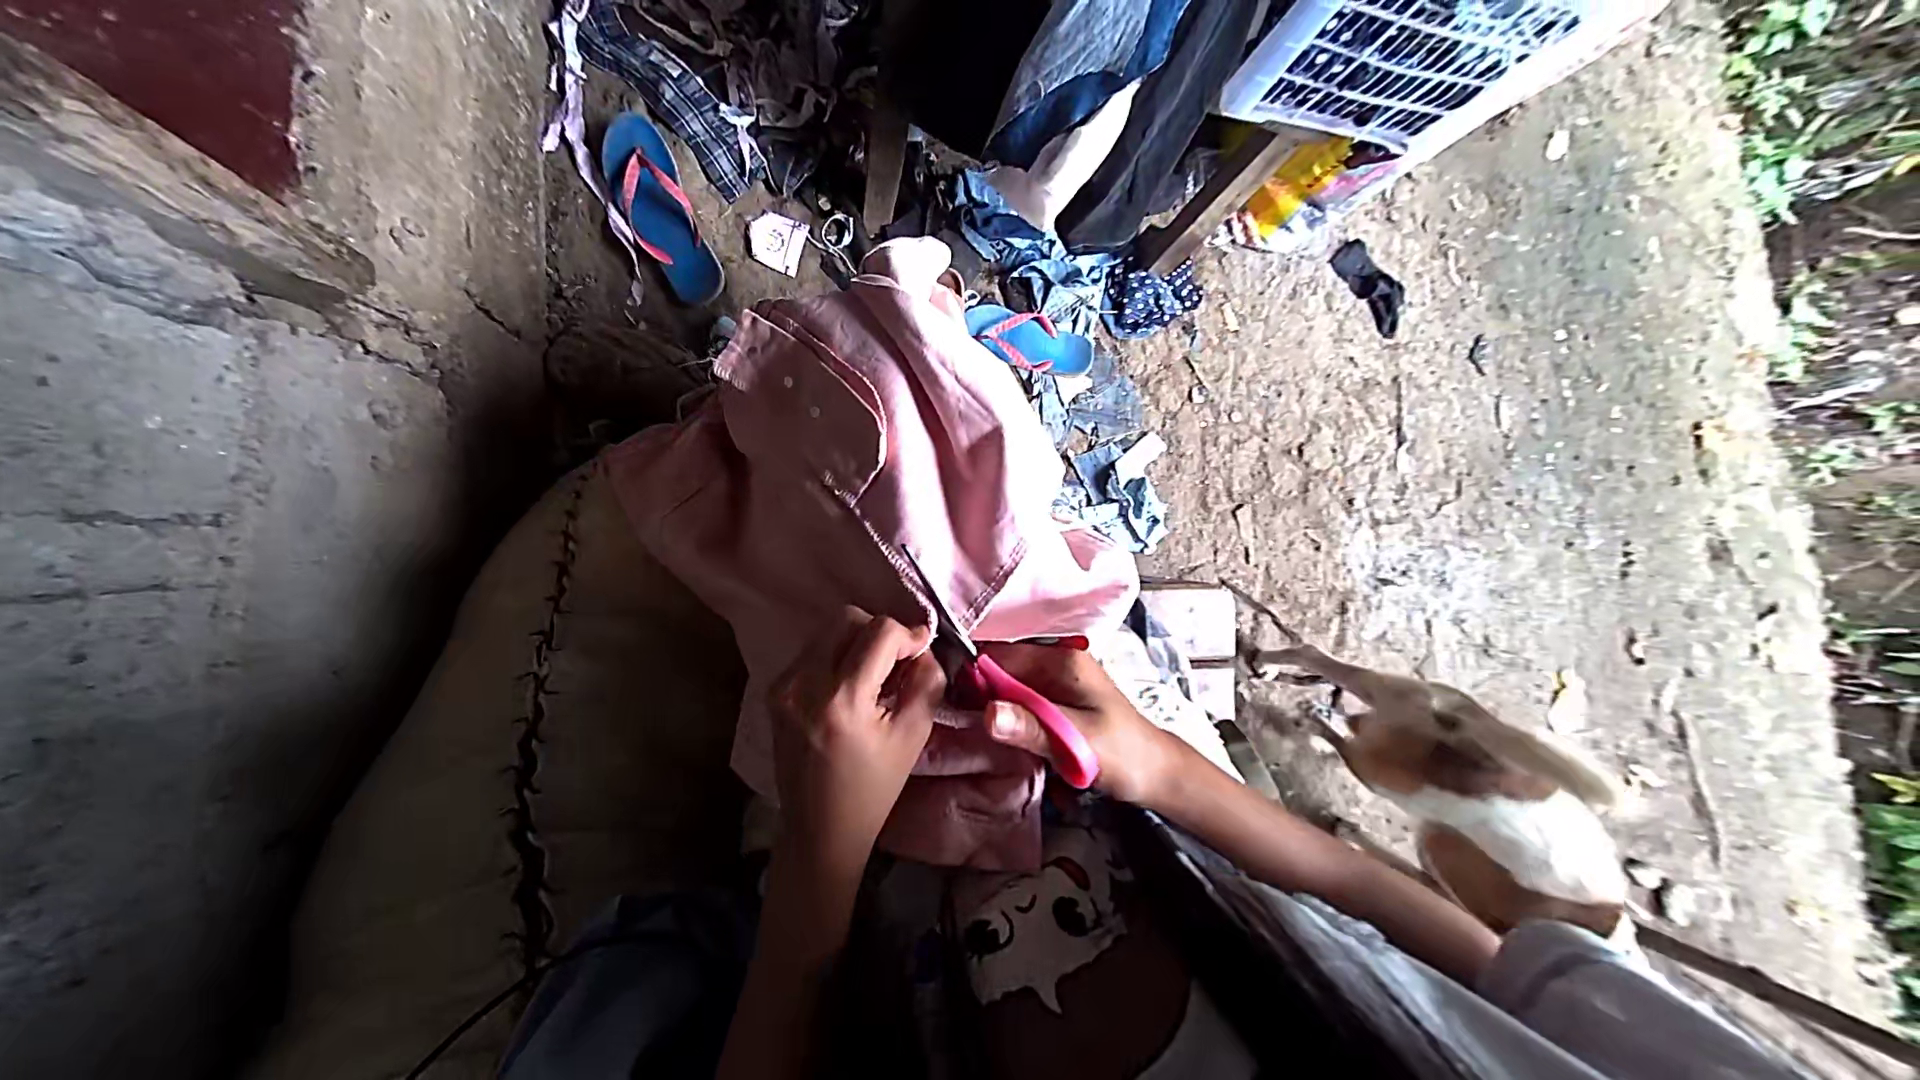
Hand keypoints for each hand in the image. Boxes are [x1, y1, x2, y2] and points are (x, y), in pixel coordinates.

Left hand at [768, 607, 943, 871]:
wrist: (820, 829)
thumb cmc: (874, 788)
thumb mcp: (914, 735)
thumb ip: (926, 680)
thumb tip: (922, 645)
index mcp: (843, 700)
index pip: (879, 631)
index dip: (908, 633)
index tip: (920, 651)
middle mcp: (804, 684)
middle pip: (847, 619)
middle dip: (879, 631)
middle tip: (896, 660)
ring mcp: (783, 686)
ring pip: (827, 631)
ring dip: (857, 641)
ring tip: (873, 674)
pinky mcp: (774, 691)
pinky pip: (812, 652)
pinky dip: (836, 656)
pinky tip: (849, 686)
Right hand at [976, 642, 1184, 807]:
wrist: (1158, 774)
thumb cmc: (1123, 754)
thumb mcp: (1076, 741)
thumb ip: (1032, 726)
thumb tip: (988, 712)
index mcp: (1062, 661)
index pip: (1000, 654)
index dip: (972, 675)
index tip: (951, 702)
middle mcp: (1056, 662)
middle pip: (1001, 667)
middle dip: (979, 691)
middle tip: (958, 722)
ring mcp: (1057, 680)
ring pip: (1007, 684)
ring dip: (993, 705)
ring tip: (973, 729)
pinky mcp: (1057, 700)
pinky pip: (1020, 699)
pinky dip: (1008, 714)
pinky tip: (1000, 733)